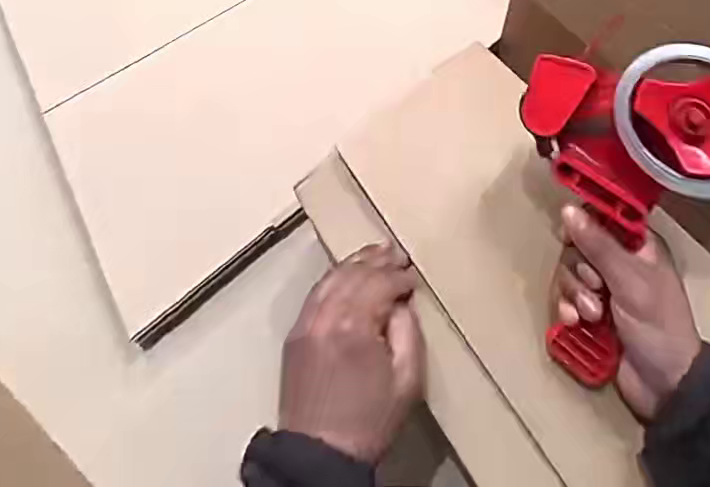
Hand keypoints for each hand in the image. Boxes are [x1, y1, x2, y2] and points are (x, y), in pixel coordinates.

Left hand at [280, 242, 424, 462]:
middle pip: (357, 272)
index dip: (401, 278)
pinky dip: (336, 276)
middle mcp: (327, 314)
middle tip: (398, 254)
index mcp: (355, 325)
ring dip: (357, 262)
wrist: (319, 455)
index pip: (381, 282)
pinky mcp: (296, 332)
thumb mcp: (407, 381)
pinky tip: (349, 273)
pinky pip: (317, 291)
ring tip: (377, 253)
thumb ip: (409, 332)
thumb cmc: (370, 419)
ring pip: (334, 276)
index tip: (414, 280)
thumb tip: (401, 303)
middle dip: (380, 261)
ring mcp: (307, 321)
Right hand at [556, 205, 702, 419]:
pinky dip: (566, 309)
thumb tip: (567, 209)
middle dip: (579, 269)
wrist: (666, 387)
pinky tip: (574, 323)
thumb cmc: (658, 325)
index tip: (570, 236)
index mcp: (637, 244)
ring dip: (574, 293)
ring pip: (568, 272)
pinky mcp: (590, 313)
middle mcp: (618, 260)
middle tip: (596, 288)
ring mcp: (603, 288)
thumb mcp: (630, 280)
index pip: (602, 216)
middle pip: (578, 245)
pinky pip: (565, 298)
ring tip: (592, 315)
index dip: (582, 222)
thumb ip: (598, 244)